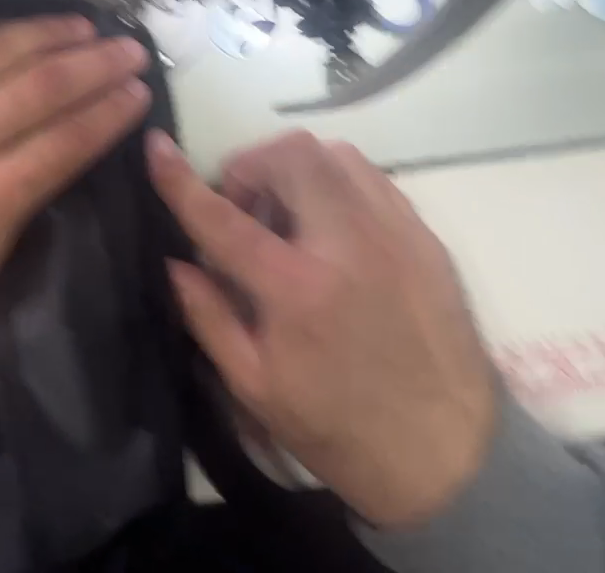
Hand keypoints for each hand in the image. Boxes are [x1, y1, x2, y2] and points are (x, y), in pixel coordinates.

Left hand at [0, 16, 151, 366]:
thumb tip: (57, 189)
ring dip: (50, 35)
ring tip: (86, 26)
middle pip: (43, 85)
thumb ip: (23, 244)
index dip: (110, 112)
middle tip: (130, 47)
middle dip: (96, 63)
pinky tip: (19, 30)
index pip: (67, 140)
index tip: (138, 91)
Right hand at [148, 130, 497, 528]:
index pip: (224, 217)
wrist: (449, 458)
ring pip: (336, 154)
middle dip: (251, 165)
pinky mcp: (426, 238)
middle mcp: (350, 245)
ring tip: (289, 214)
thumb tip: (174, 262)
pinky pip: (373, 177)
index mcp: (298, 290)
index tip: (155, 145)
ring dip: (296, 169)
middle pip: (291, 156)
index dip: (181, 179)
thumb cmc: (338, 427)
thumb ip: (207, 316)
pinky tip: (331, 226)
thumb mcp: (254, 386)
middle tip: (245, 207)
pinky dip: (337, 183)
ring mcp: (396, 234)